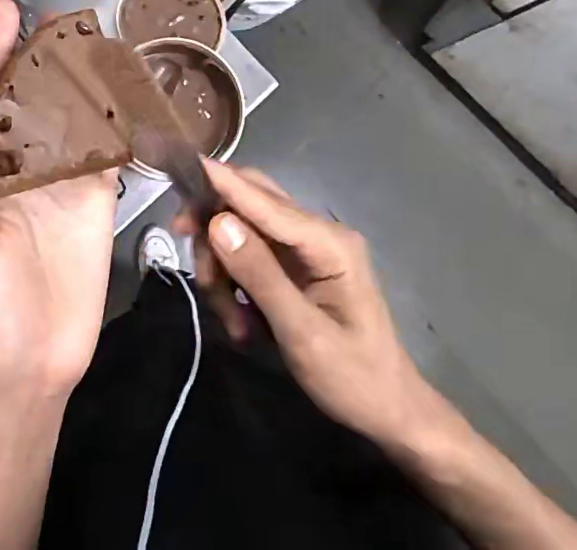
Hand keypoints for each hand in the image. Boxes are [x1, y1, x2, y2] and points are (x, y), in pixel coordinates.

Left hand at [0, 0, 118, 400]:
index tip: (5, 12)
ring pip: (76, 117)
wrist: (31, 366)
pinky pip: (109, 154)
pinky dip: (118, 122)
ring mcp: (64, 182)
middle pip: (37, 97)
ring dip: (85, 78)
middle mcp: (24, 166)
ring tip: (99, 38)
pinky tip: (126, 91)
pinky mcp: (98, 202)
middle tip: (64, 14)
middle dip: (47, 53)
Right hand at [191, 161, 476, 459]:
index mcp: (329, 243)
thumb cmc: (352, 377)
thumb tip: (218, 222)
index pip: (266, 201)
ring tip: (230, 321)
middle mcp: (317, 233)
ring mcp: (306, 249)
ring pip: (244, 231)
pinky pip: (250, 255)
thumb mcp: (302, 334)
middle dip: (215, 230)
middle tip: (193, 262)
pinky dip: (235, 282)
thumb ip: (260, 275)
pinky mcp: (295, 266)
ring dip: (225, 269)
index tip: (187, 165)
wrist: (388, 411)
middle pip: (252, 204)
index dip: (224, 184)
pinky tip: (241, 320)